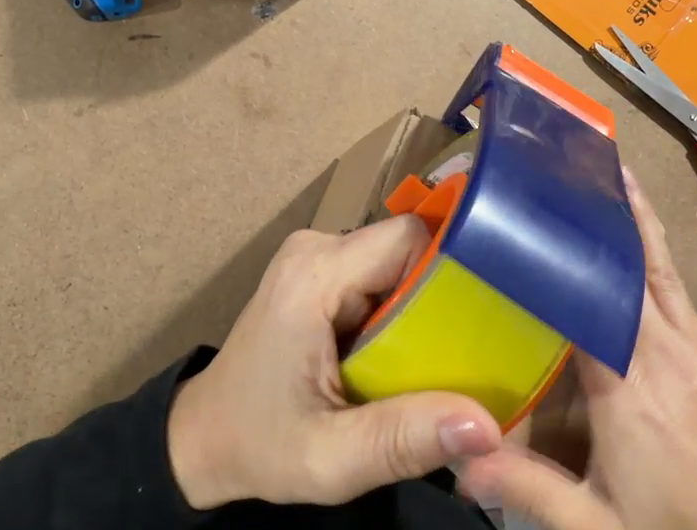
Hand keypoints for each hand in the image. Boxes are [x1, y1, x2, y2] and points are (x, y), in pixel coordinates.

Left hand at [166, 216, 501, 508]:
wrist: (203, 438)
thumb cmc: (258, 445)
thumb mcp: (332, 459)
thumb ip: (405, 439)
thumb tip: (487, 426)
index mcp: (314, 274)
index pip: (408, 238)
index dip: (454, 268)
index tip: (493, 317)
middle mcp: (315, 249)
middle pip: (406, 249)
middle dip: (443, 298)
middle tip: (478, 355)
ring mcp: (314, 258)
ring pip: (396, 265)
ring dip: (422, 310)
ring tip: (446, 364)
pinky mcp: (317, 275)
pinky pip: (379, 278)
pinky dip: (400, 315)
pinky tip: (409, 360)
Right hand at [457, 169, 696, 529]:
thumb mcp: (601, 527)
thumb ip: (530, 489)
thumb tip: (456, 455)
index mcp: (626, 380)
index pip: (584, 293)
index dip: (555, 246)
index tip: (526, 201)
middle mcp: (662, 349)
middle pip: (627, 261)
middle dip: (595, 209)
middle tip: (560, 162)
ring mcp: (695, 349)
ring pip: (657, 264)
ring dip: (631, 215)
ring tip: (605, 170)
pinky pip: (675, 286)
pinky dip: (654, 247)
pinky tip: (639, 237)